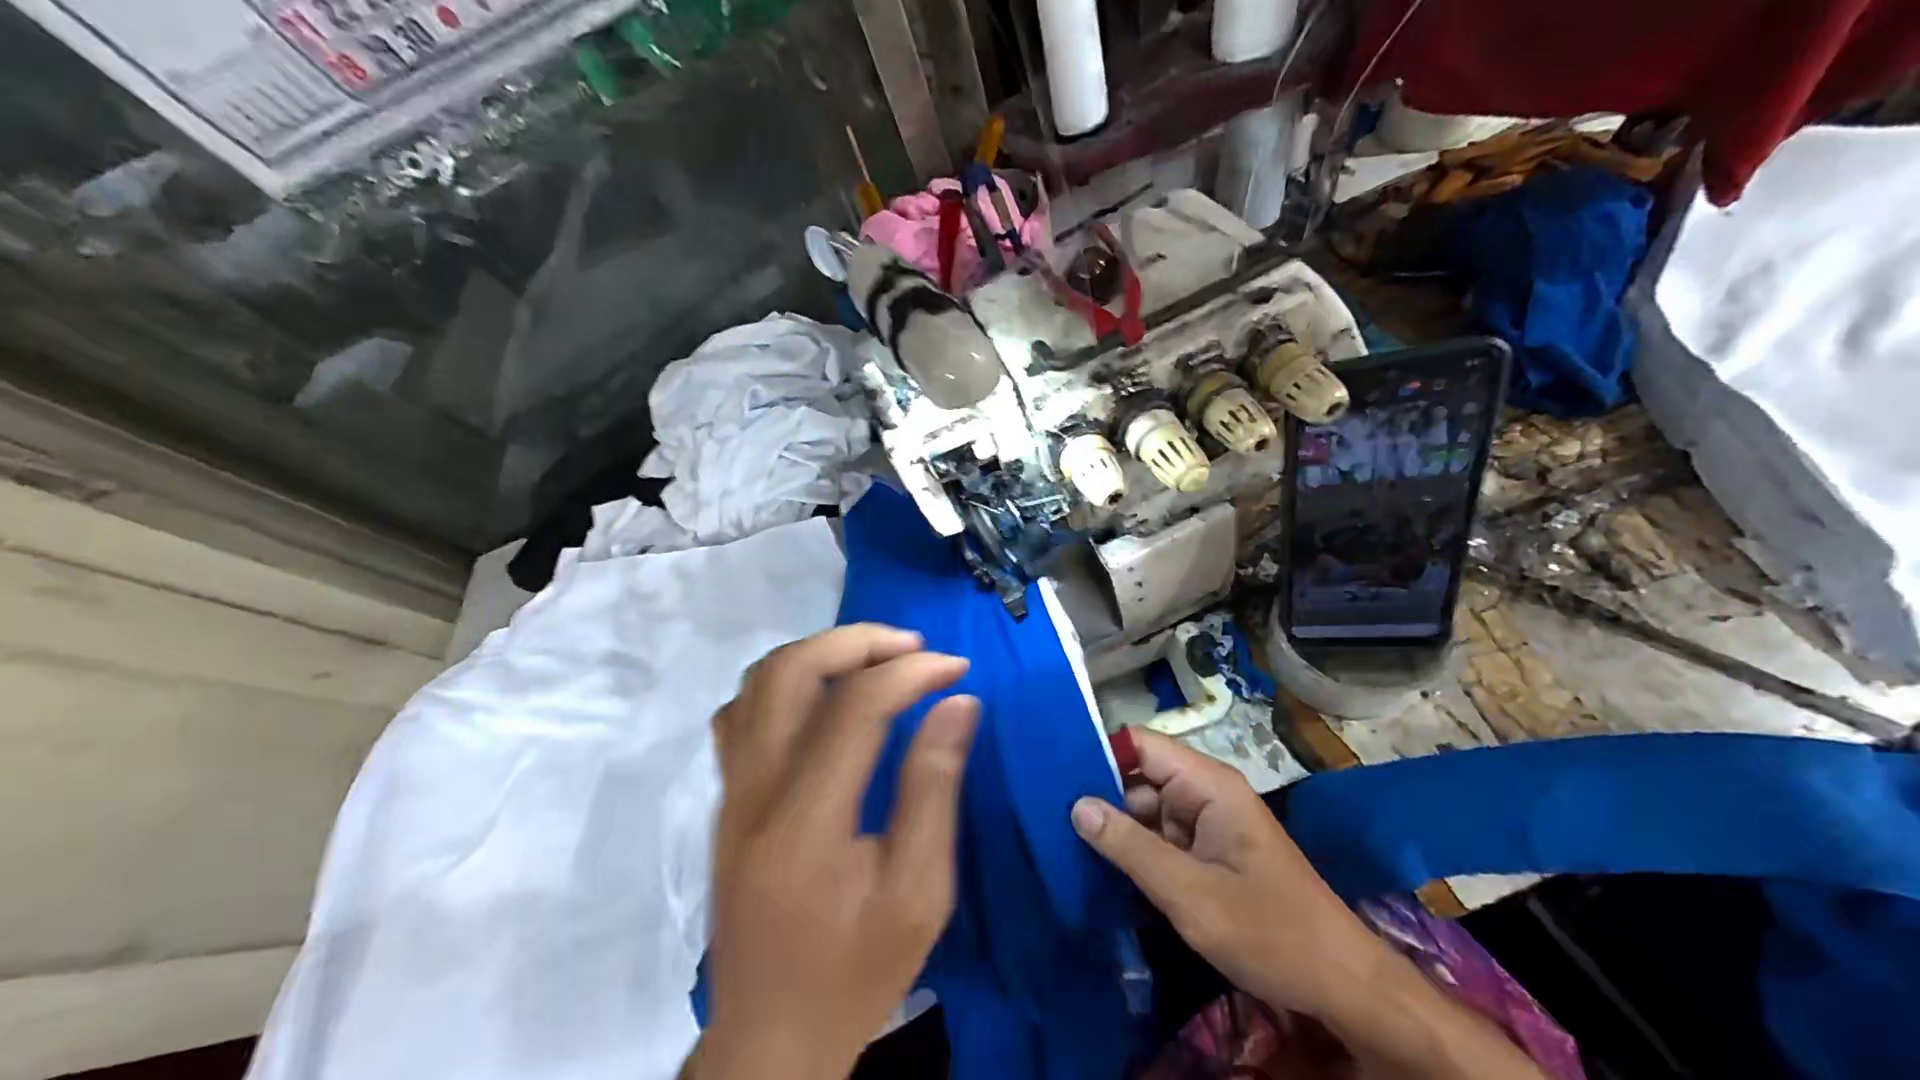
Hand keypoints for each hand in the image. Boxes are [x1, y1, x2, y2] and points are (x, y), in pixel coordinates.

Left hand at [700, 624, 979, 1079]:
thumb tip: (957, 704)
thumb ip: (934, 788)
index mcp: (807, 821)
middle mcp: (755, 791)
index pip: (854, 708)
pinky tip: (821, 697)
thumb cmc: (856, 971)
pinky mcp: (724, 801)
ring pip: (757, 683)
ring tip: (874, 660)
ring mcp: (730, 792)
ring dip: (818, 653)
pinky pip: (740, 714)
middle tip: (912, 646)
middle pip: (789, 672)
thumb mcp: (919, 893)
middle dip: (856, 641)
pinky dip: (783, 685)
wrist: (770, 1035)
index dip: (910, 673)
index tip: (957, 667)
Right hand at [1069, 727, 1387, 1017]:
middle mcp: (1203, 794)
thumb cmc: (1269, 931)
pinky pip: (1156, 840)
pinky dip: (1130, 852)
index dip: (1099, 753)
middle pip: (1137, 778)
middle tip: (1045, 817)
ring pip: (1143, 811)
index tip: (1052, 773)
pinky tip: (1094, 866)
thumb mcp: (1190, 892)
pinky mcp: (1204, 854)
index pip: (1141, 745)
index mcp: (1207, 785)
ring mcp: (1204, 825)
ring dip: (1111, 828)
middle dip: (1098, 796)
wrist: (1339, 984)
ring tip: (1058, 841)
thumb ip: (1129, 846)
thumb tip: (1076, 804)